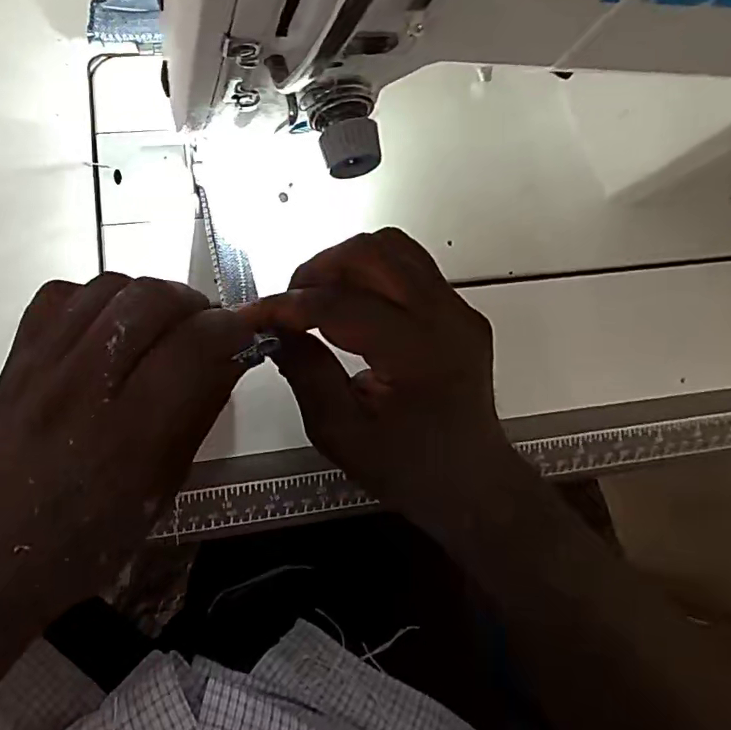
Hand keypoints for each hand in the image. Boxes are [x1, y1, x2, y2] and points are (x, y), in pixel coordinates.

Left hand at [0, 273, 253, 618]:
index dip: (235, 328)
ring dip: (148, 298)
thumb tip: (230, 353)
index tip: (246, 331)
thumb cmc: (85, 539)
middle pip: (153, 300)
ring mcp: (43, 361)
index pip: (198, 346)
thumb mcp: (161, 488)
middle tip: (202, 328)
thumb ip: (198, 412)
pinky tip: (105, 327)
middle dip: (193, 305)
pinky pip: (64, 293)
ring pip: (111, 286)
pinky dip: (95, 299)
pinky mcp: (17, 351)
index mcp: (129, 434)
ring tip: (156, 327)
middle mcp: (84, 385)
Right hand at [242, 228, 518, 526]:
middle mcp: (445, 319)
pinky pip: (403, 262)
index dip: (288, 306)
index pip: (340, 305)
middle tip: (289, 305)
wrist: (474, 483)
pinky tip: (346, 301)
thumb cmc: (410, 469)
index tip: (256, 316)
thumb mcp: (339, 432)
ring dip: (341, 263)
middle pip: (368, 254)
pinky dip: (364, 269)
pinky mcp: (454, 306)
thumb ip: (304, 373)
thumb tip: (275, 331)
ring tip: (316, 298)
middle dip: (315, 271)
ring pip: (388, 246)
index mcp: (418, 356)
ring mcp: (455, 308)